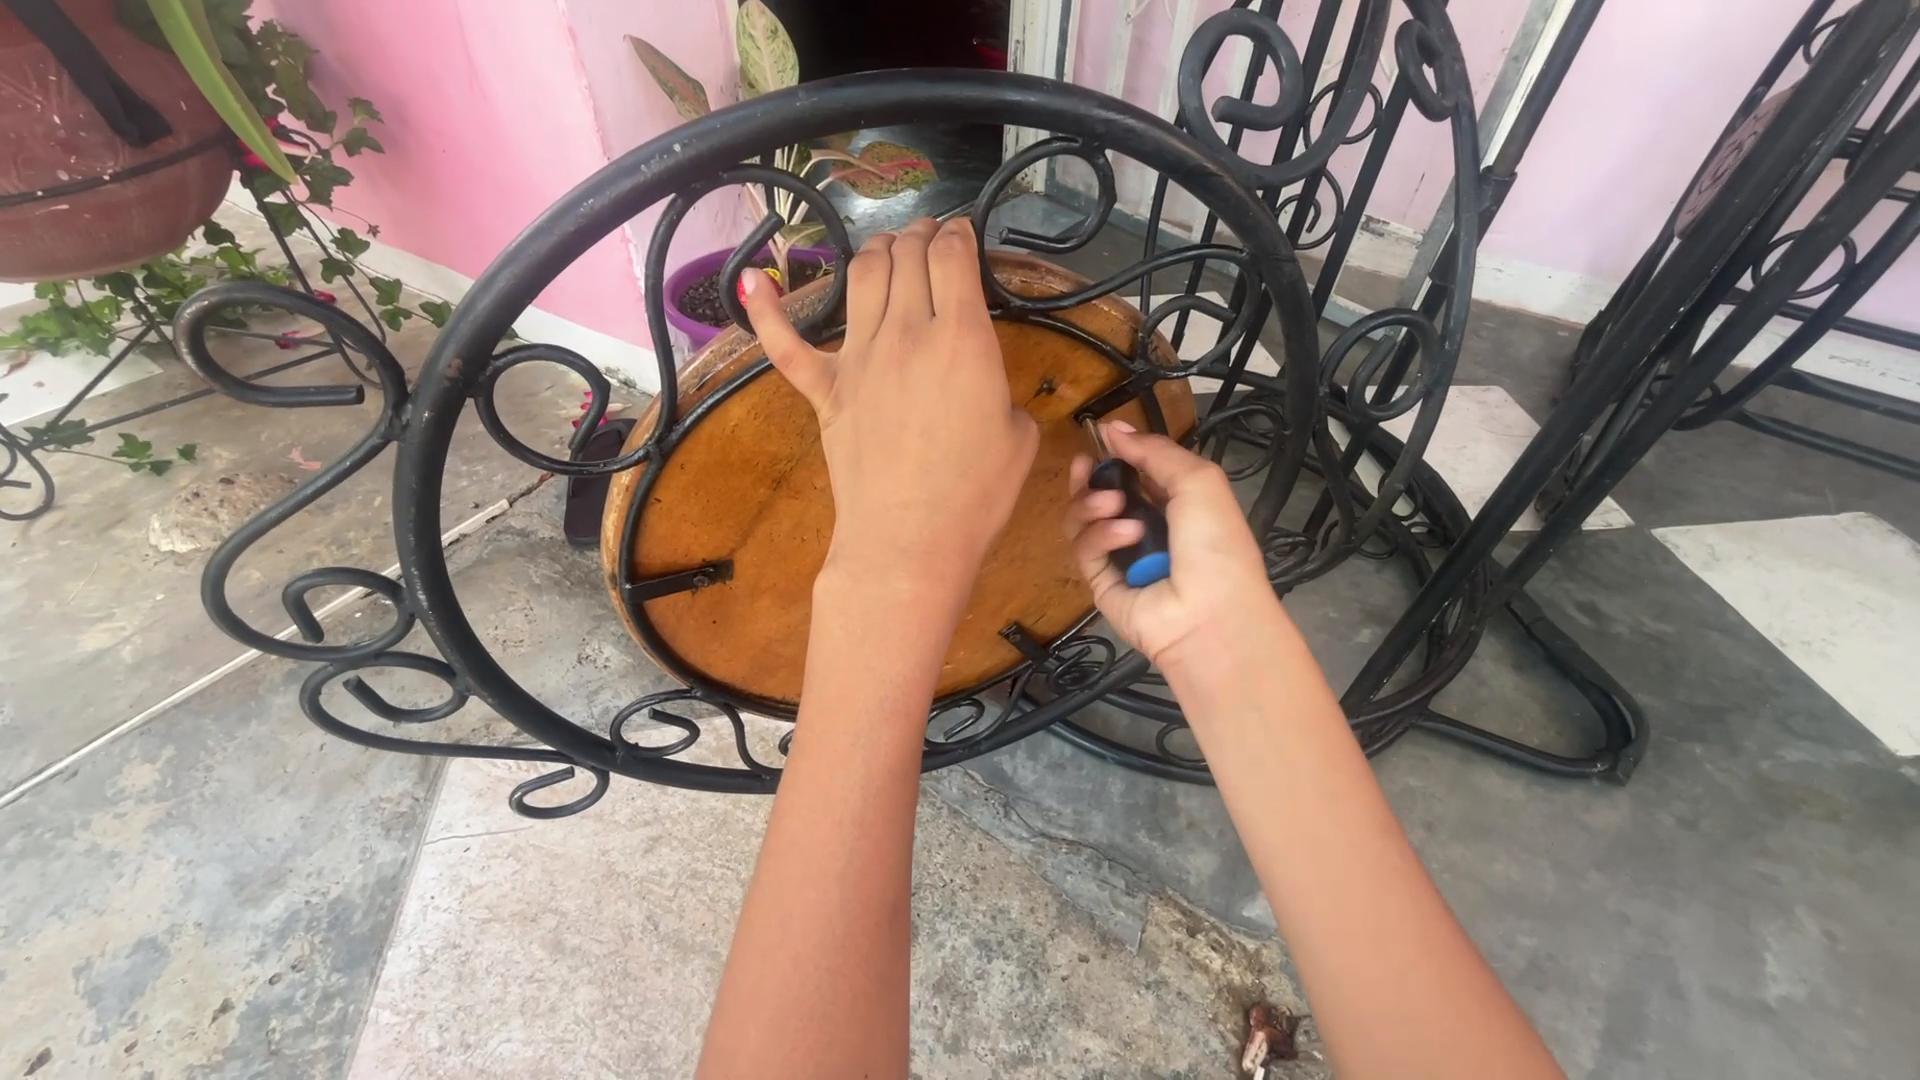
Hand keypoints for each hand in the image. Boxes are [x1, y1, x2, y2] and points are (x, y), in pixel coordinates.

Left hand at [742, 217, 1039, 599]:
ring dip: (876, 251)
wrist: (909, 541)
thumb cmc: (974, 496)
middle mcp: (905, 332)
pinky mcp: (825, 390)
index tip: (964, 237)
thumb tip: (980, 380)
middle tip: (932, 239)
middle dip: (922, 235)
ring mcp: (858, 359)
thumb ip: (1000, 388)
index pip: (953, 254)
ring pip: (859, 275)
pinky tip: (752, 282)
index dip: (960, 234)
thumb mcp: (1018, 435)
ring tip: (888, 251)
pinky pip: (786, 344)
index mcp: (962, 338)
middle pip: (906, 254)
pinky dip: (766, 310)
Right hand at [1064, 421, 1286, 672]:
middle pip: (1100, 493)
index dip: (1118, 454)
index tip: (1102, 438)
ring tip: (1113, 505)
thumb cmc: (1215, 545)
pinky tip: (1125, 536)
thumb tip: (1113, 428)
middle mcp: (1146, 527)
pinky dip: (1100, 536)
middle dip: (1091, 477)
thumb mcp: (1198, 482)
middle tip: (1086, 467)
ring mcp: (1121, 556)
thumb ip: (1155, 452)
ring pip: (1083, 519)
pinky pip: (1085, 548)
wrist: (1210, 616)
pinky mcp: (1101, 581)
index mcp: (1176, 503)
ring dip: (1092, 504)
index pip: (1136, 472)